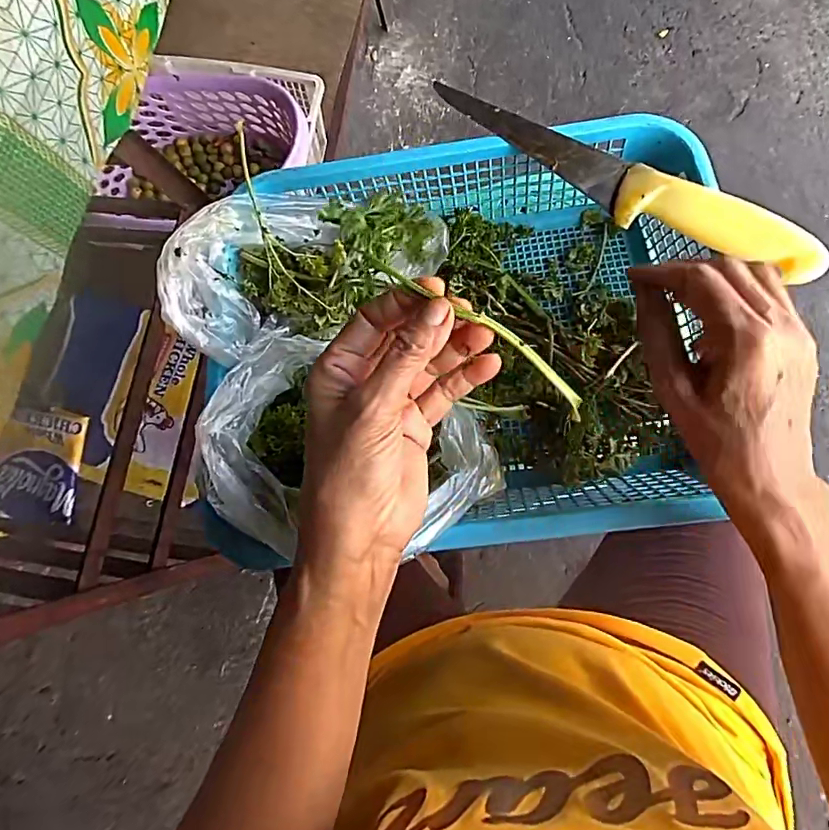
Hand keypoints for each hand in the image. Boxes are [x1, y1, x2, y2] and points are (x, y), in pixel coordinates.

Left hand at [299, 278, 500, 573]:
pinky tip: (489, 366)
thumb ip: (408, 356)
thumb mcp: (375, 407)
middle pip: (408, 337)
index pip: (374, 320)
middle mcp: (367, 379)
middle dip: (439, 324)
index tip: (441, 292)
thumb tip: (439, 308)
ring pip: (431, 362)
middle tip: (472, 313)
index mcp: (339, 369)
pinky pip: (444, 391)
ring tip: (488, 337)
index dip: (406, 302)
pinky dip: (466, 378)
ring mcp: (395, 400)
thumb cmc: (350, 470)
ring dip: (458, 348)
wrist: (361, 536)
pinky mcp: (418, 422)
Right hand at [628, 259, 828, 552]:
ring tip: (688, 297)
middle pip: (729, 267)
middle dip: (688, 270)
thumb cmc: (722, 448)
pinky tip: (721, 315)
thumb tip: (645, 293)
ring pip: (754, 272)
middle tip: (659, 286)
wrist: (773, 480)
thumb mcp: (676, 392)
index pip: (702, 279)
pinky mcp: (804, 339)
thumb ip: (658, 333)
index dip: (664, 271)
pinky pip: (773, 294)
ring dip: (717, 275)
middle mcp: (779, 326)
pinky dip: (743, 290)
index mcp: (747, 339)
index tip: (639, 276)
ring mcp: (797, 331)